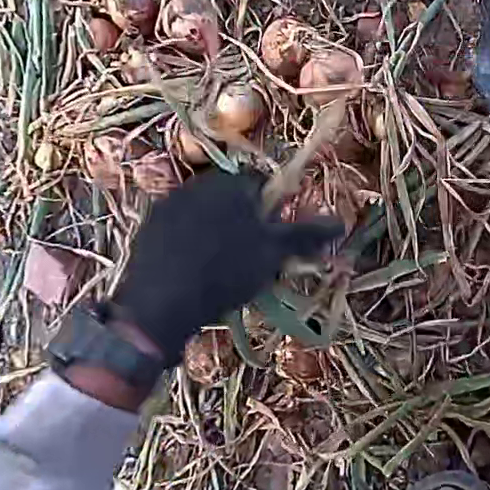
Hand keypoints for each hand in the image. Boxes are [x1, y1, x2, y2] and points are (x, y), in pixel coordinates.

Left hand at [107, 171, 340, 362]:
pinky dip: (192, 242)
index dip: (273, 209)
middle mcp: (196, 185)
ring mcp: (167, 206)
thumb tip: (341, 222)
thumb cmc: (226, 271)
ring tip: (225, 265)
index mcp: (230, 184)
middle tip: (254, 254)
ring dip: (219, 230)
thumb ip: (306, 234)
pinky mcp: (148, 229)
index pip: (262, 184)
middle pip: (233, 197)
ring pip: (206, 212)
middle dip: (246, 220)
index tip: (275, 236)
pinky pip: (181, 228)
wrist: (160, 306)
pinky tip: (197, 270)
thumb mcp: (273, 253)